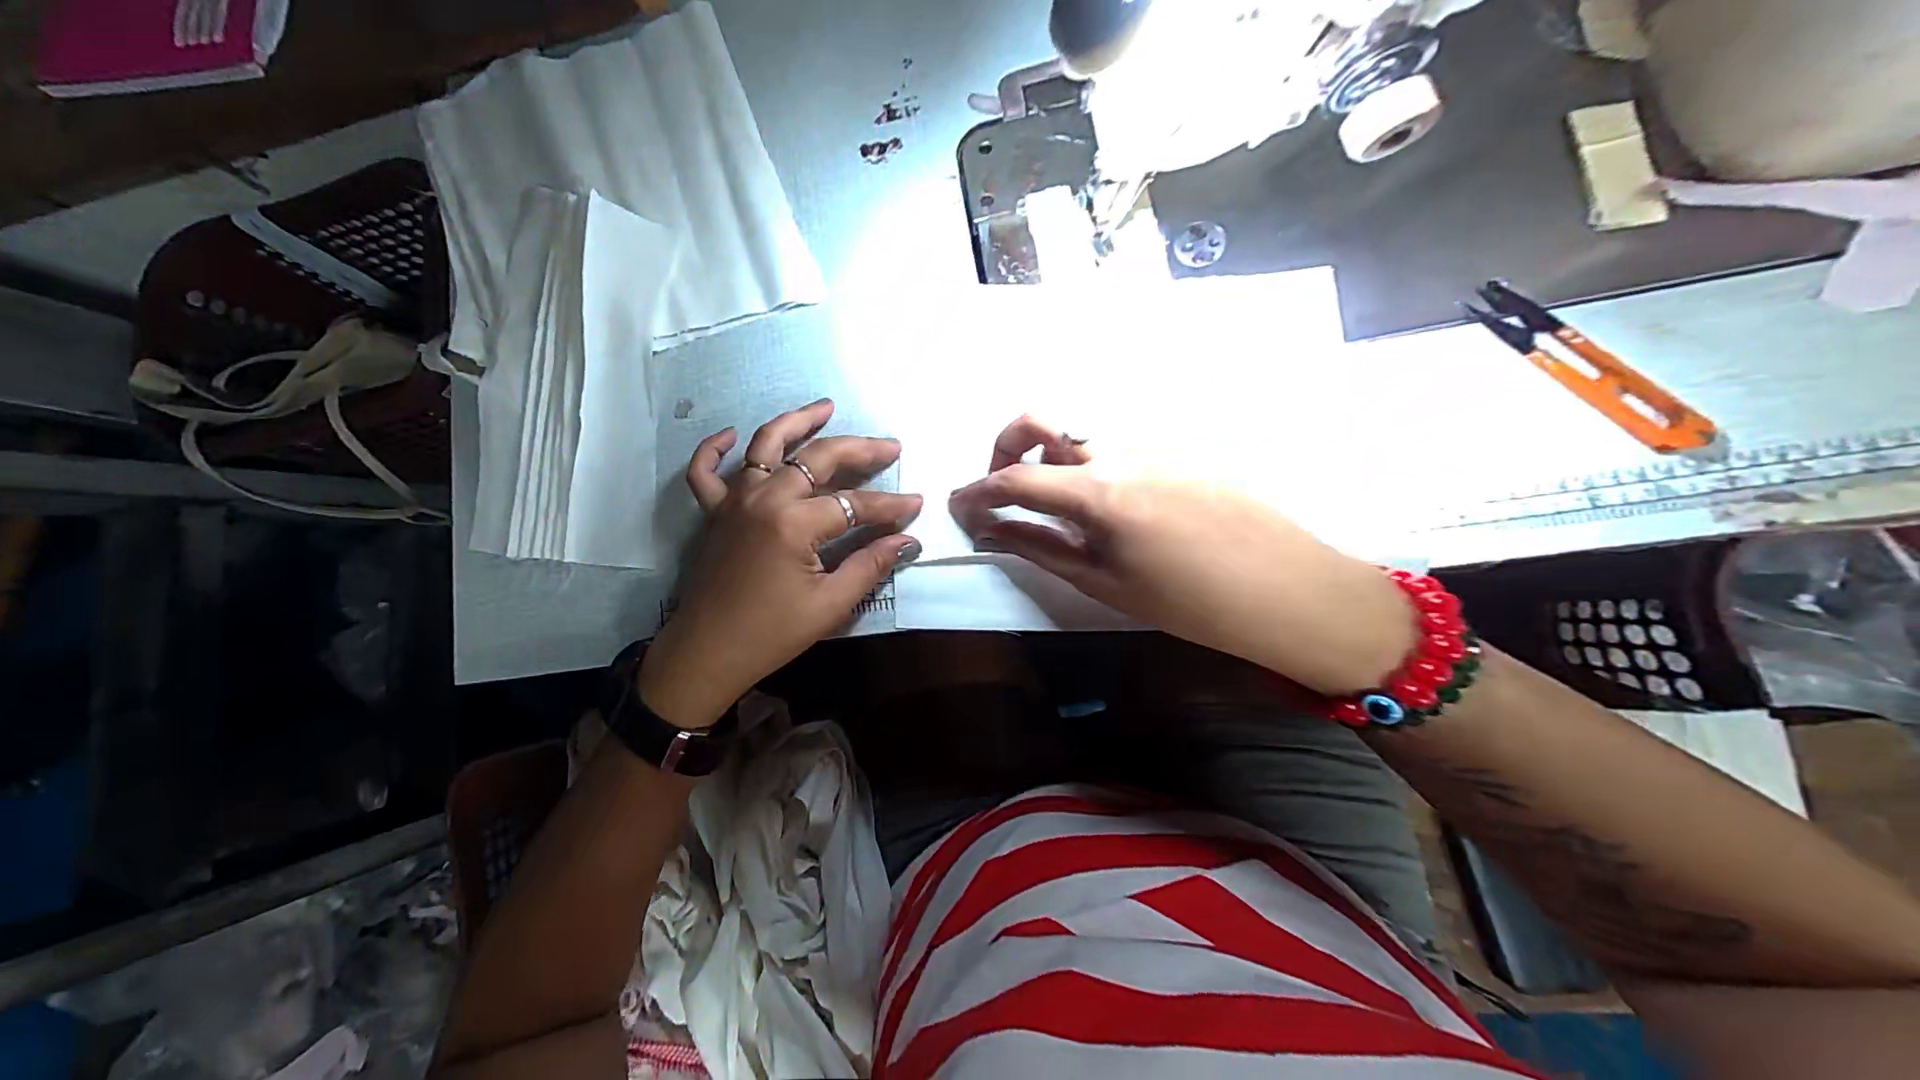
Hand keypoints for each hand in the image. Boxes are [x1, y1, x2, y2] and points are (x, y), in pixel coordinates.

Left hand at [637, 400, 922, 727]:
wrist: (708, 653)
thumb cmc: (772, 634)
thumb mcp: (830, 604)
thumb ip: (870, 565)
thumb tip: (906, 540)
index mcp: (794, 523)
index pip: (855, 504)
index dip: (890, 505)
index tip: (916, 504)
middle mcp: (764, 498)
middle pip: (818, 458)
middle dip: (859, 450)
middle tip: (890, 446)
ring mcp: (734, 501)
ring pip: (765, 445)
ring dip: (797, 422)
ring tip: (825, 407)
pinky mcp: (714, 513)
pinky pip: (705, 472)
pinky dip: (714, 449)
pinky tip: (730, 435)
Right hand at [947, 415, 1417, 694]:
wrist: (1284, 588)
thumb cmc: (1189, 601)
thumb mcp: (1104, 582)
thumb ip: (1041, 547)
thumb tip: (993, 530)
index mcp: (1098, 491)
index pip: (1016, 479)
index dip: (978, 492)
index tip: (959, 504)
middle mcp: (1118, 452)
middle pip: (1040, 423)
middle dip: (1005, 447)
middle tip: (1001, 487)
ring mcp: (1150, 444)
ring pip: (1078, 431)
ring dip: (1048, 454)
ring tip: (1054, 506)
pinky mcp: (1174, 449)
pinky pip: (1114, 444)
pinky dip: (1087, 463)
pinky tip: (1105, 506)